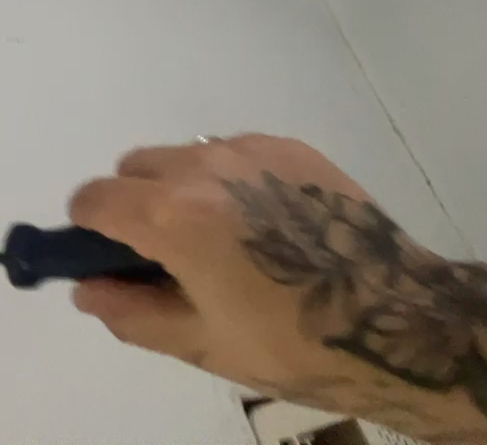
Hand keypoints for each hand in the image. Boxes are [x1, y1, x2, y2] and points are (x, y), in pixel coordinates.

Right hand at [68, 133, 426, 399]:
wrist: (401, 320)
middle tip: (169, 251)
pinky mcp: (284, 145)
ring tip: (227, 236)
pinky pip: (229, 151)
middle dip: (133, 203)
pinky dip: (226, 178)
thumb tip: (85, 289)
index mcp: (171, 216)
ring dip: (180, 186)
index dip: (88, 225)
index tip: (105, 251)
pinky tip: (266, 221)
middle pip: (133, 167)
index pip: (95, 197)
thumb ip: (130, 312)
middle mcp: (200, 166)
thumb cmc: (292, 342)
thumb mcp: (202, 342)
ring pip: (181, 155)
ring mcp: (245, 149)